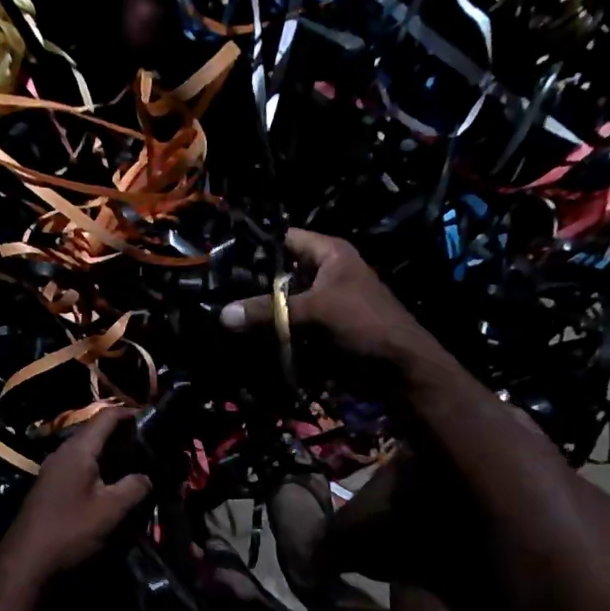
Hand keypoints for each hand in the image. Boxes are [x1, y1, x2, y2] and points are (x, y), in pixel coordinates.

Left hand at [0, 409, 152, 593]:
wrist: (26, 565)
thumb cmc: (71, 532)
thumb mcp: (112, 510)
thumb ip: (135, 487)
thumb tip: (147, 477)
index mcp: (77, 451)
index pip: (105, 417)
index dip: (130, 414)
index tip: (152, 419)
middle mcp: (62, 454)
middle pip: (95, 433)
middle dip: (123, 436)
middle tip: (149, 446)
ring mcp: (52, 472)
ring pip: (86, 452)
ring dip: (111, 455)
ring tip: (135, 465)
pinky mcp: (49, 490)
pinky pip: (78, 469)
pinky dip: (98, 470)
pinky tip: (111, 487)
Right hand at [220, 229, 427, 368]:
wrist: (397, 370)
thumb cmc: (364, 325)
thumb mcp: (316, 311)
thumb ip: (270, 311)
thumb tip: (223, 314)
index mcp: (327, 254)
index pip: (283, 240)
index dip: (254, 248)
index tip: (219, 260)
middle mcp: (320, 275)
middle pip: (275, 275)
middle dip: (248, 287)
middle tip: (212, 294)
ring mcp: (317, 306)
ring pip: (277, 305)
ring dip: (255, 315)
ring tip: (218, 316)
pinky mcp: (314, 333)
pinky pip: (284, 330)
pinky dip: (267, 336)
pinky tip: (238, 339)